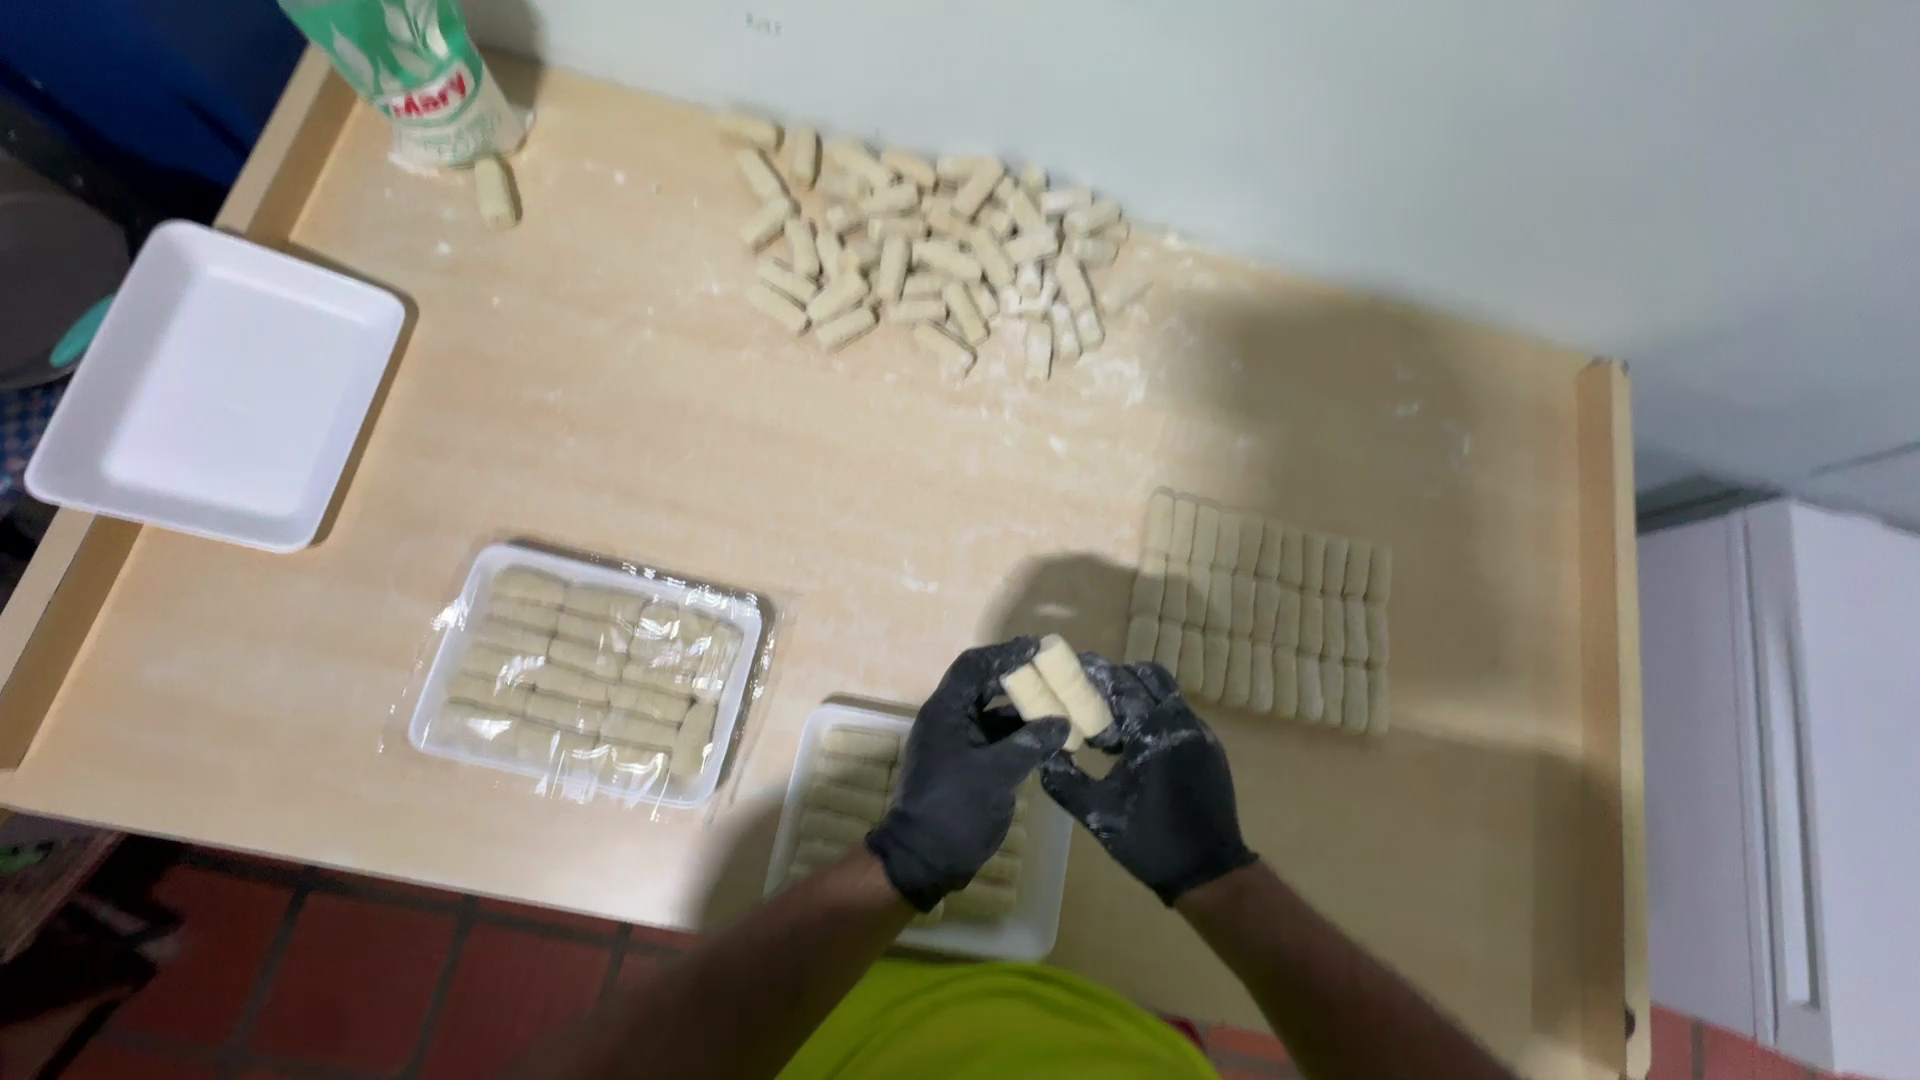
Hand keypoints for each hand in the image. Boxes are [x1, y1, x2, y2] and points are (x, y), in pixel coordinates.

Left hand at [866, 638, 1071, 910]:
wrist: (924, 859)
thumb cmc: (955, 808)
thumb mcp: (997, 773)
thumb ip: (1030, 743)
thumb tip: (1061, 722)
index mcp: (946, 711)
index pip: (973, 666)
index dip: (1005, 654)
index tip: (1037, 650)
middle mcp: (949, 721)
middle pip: (985, 687)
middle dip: (1019, 682)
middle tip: (1054, 678)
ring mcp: (956, 745)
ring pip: (993, 715)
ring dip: (1023, 712)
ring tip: (1060, 709)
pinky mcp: (966, 767)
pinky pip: (995, 740)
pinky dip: (1019, 737)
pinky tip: (1049, 741)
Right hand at [1041, 659, 1255, 904]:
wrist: (1210, 872)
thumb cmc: (1150, 841)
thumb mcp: (1097, 814)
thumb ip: (1064, 779)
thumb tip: (1043, 751)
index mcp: (1154, 734)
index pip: (1121, 684)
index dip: (1095, 674)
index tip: (1071, 670)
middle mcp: (1182, 722)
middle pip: (1148, 676)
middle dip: (1116, 679)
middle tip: (1088, 694)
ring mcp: (1200, 732)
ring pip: (1165, 691)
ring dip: (1136, 694)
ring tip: (1108, 719)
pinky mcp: (1208, 745)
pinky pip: (1176, 712)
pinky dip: (1152, 712)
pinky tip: (1132, 742)